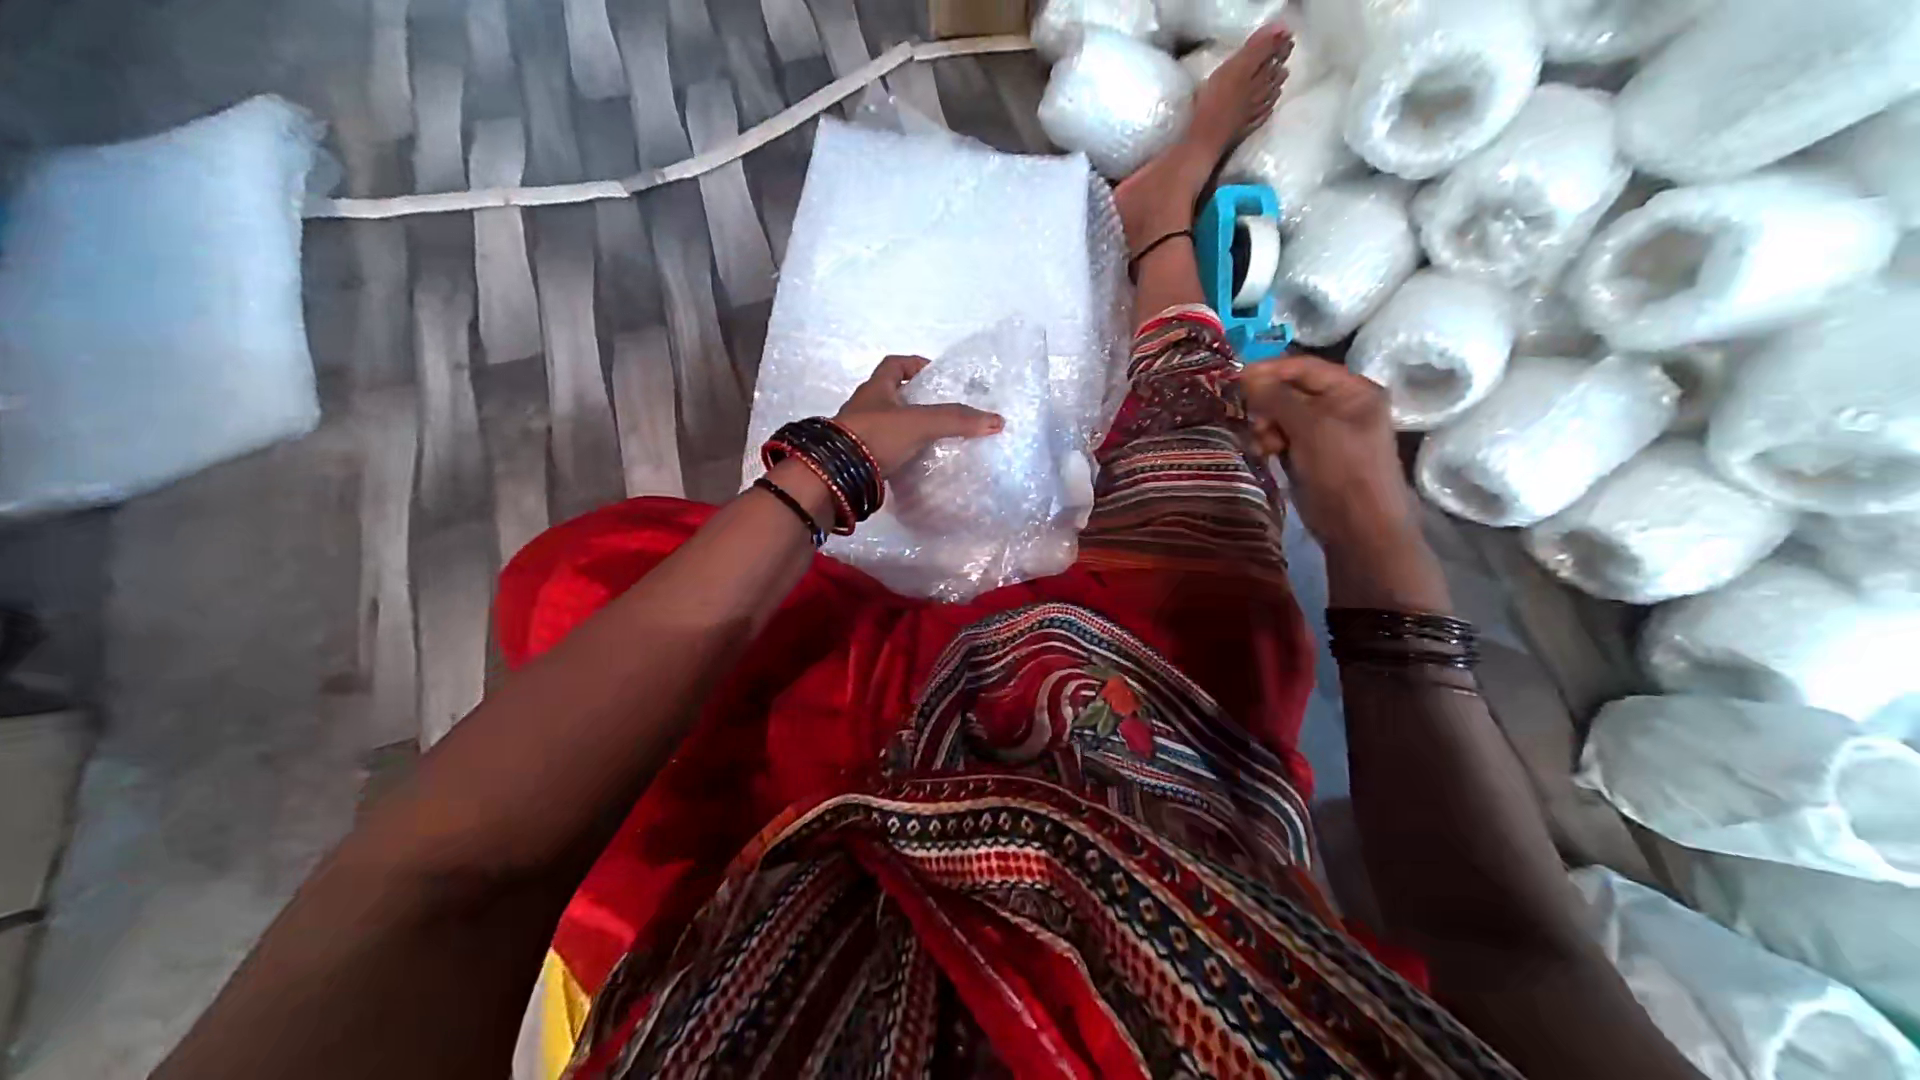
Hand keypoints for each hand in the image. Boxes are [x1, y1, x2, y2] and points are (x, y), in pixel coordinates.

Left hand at [834, 355, 1003, 474]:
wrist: (836, 474)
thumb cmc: (876, 435)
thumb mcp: (921, 423)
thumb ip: (956, 420)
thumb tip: (997, 420)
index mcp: (875, 388)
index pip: (893, 364)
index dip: (914, 364)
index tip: (934, 374)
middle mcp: (864, 407)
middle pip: (890, 394)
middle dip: (914, 398)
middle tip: (940, 409)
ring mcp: (858, 434)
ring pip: (887, 423)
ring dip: (906, 427)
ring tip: (932, 436)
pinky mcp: (859, 459)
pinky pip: (883, 449)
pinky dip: (899, 452)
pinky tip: (915, 461)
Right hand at [1241, 352, 1451, 611]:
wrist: (1358, 527)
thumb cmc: (1341, 470)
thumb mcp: (1311, 427)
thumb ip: (1277, 397)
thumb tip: (1246, 377)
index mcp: (1352, 390)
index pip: (1303, 366)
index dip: (1268, 370)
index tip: (1234, 380)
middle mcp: (1341, 405)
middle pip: (1291, 390)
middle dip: (1266, 403)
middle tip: (1250, 420)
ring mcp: (1326, 432)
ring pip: (1282, 415)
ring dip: (1265, 425)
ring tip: (1261, 444)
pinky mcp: (1311, 455)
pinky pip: (1283, 437)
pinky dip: (1270, 442)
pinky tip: (1264, 454)